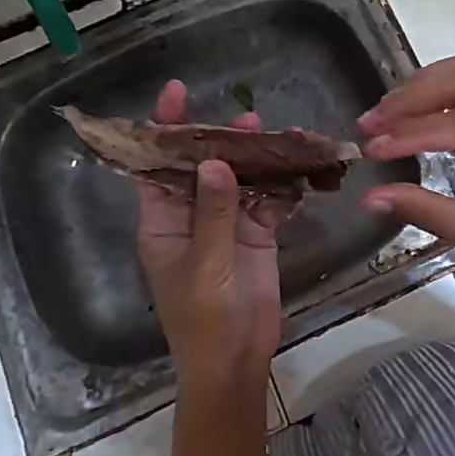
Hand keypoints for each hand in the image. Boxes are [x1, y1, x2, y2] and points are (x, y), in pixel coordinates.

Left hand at [135, 80, 291, 386]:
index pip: (156, 166)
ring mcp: (224, 225)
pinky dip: (280, 185)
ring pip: (236, 180)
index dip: (162, 129)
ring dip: (252, 157)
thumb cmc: (205, 320)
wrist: (235, 362)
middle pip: (200, 166)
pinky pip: (266, 203)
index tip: (175, 92)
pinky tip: (298, 164)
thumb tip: (214, 162)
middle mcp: (190, 216)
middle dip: (218, 139)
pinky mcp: (254, 236)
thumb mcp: (206, 267)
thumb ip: (213, 215)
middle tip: (244, 115)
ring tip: (273, 131)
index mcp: (162, 221)